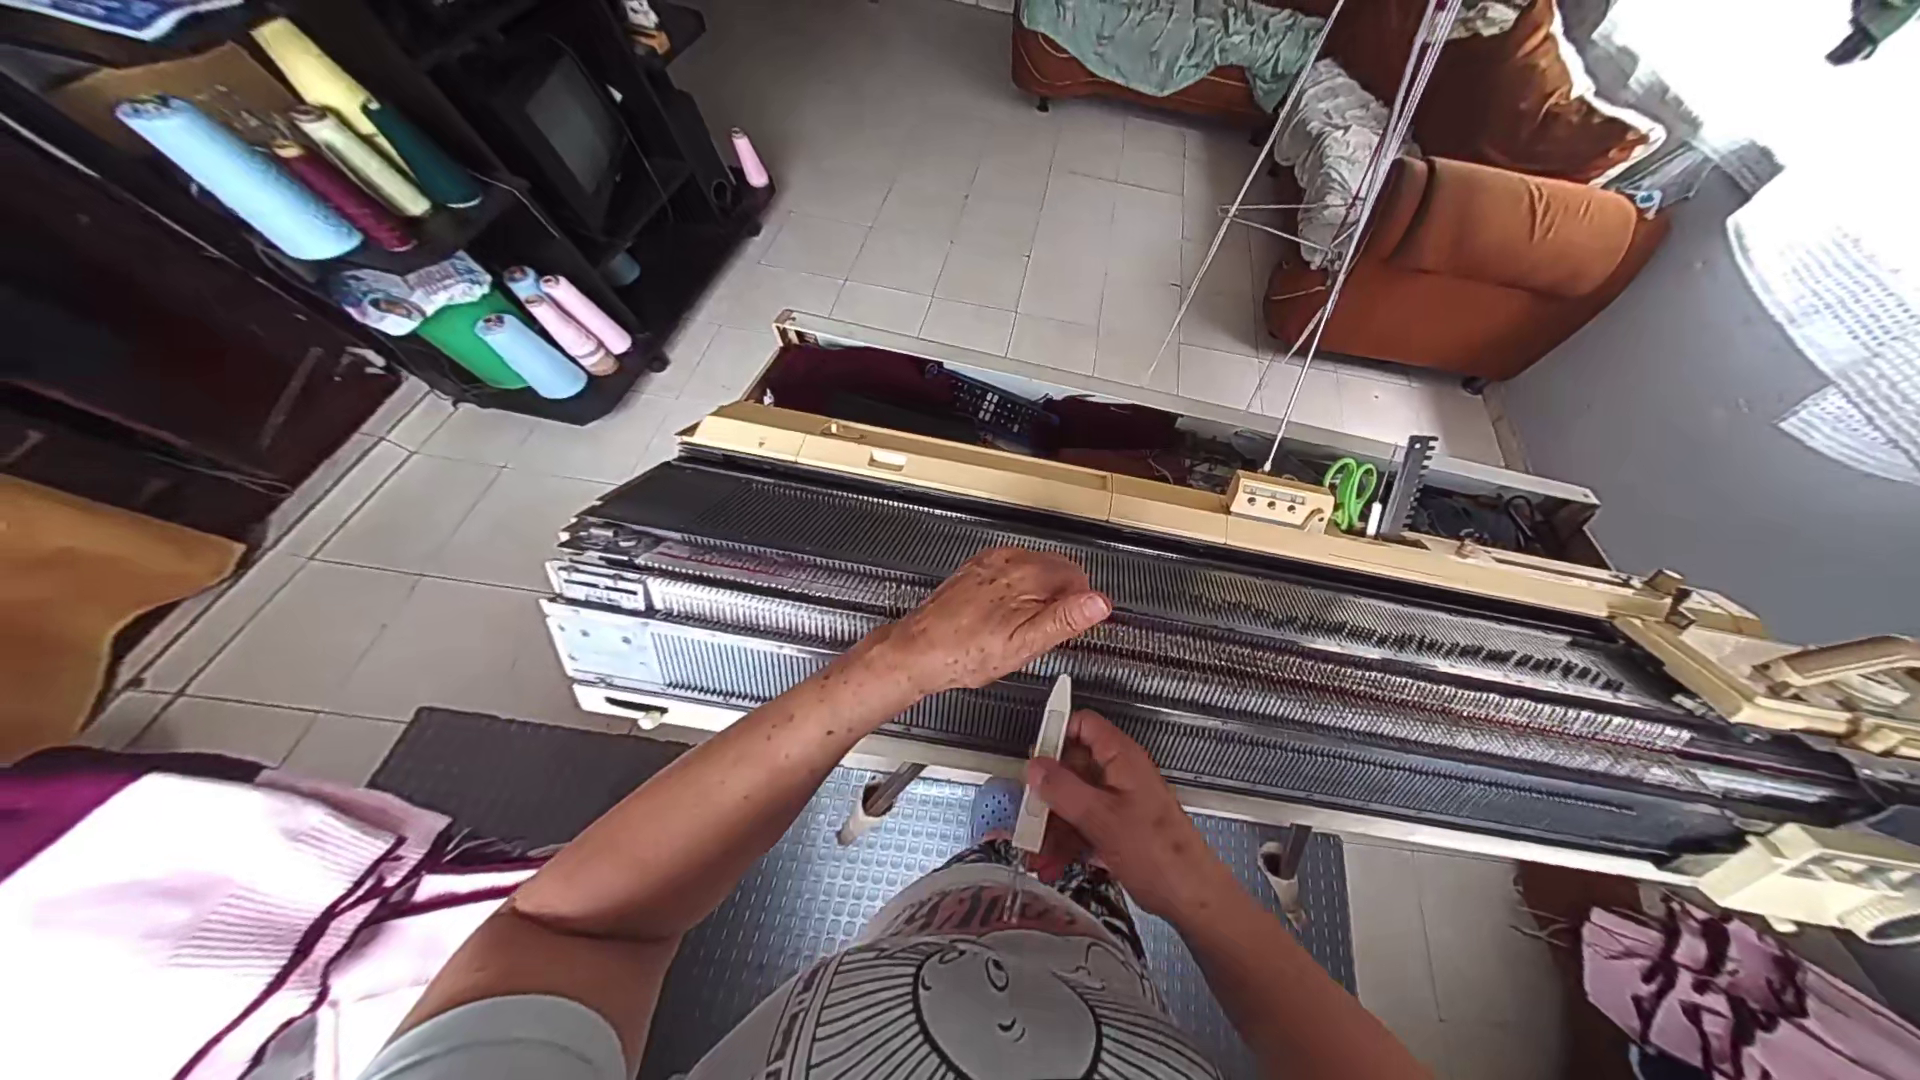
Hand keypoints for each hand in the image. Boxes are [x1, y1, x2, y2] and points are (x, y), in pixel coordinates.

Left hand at [862, 547, 1110, 696]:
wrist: (919, 650)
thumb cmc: (964, 652)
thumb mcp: (1025, 645)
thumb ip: (1066, 619)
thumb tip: (1098, 602)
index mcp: (1028, 574)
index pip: (1078, 578)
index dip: (1077, 607)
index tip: (1066, 627)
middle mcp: (1009, 560)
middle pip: (1057, 571)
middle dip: (1057, 599)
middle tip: (1039, 632)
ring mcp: (990, 562)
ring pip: (1033, 572)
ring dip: (1035, 595)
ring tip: (1016, 628)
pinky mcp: (975, 569)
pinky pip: (1009, 573)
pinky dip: (1013, 592)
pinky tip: (999, 618)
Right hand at [1026, 710, 1238, 920]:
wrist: (1193, 900)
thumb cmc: (1157, 853)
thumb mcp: (1101, 818)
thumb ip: (1063, 789)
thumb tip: (1034, 766)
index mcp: (1121, 757)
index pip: (1083, 724)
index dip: (1055, 736)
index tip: (1033, 760)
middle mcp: (1119, 773)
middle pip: (1072, 766)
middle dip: (1047, 794)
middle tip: (1027, 817)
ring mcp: (1118, 801)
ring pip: (1074, 799)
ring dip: (1053, 826)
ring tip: (1037, 855)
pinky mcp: (1118, 827)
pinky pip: (1084, 824)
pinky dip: (1067, 842)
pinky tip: (1052, 865)